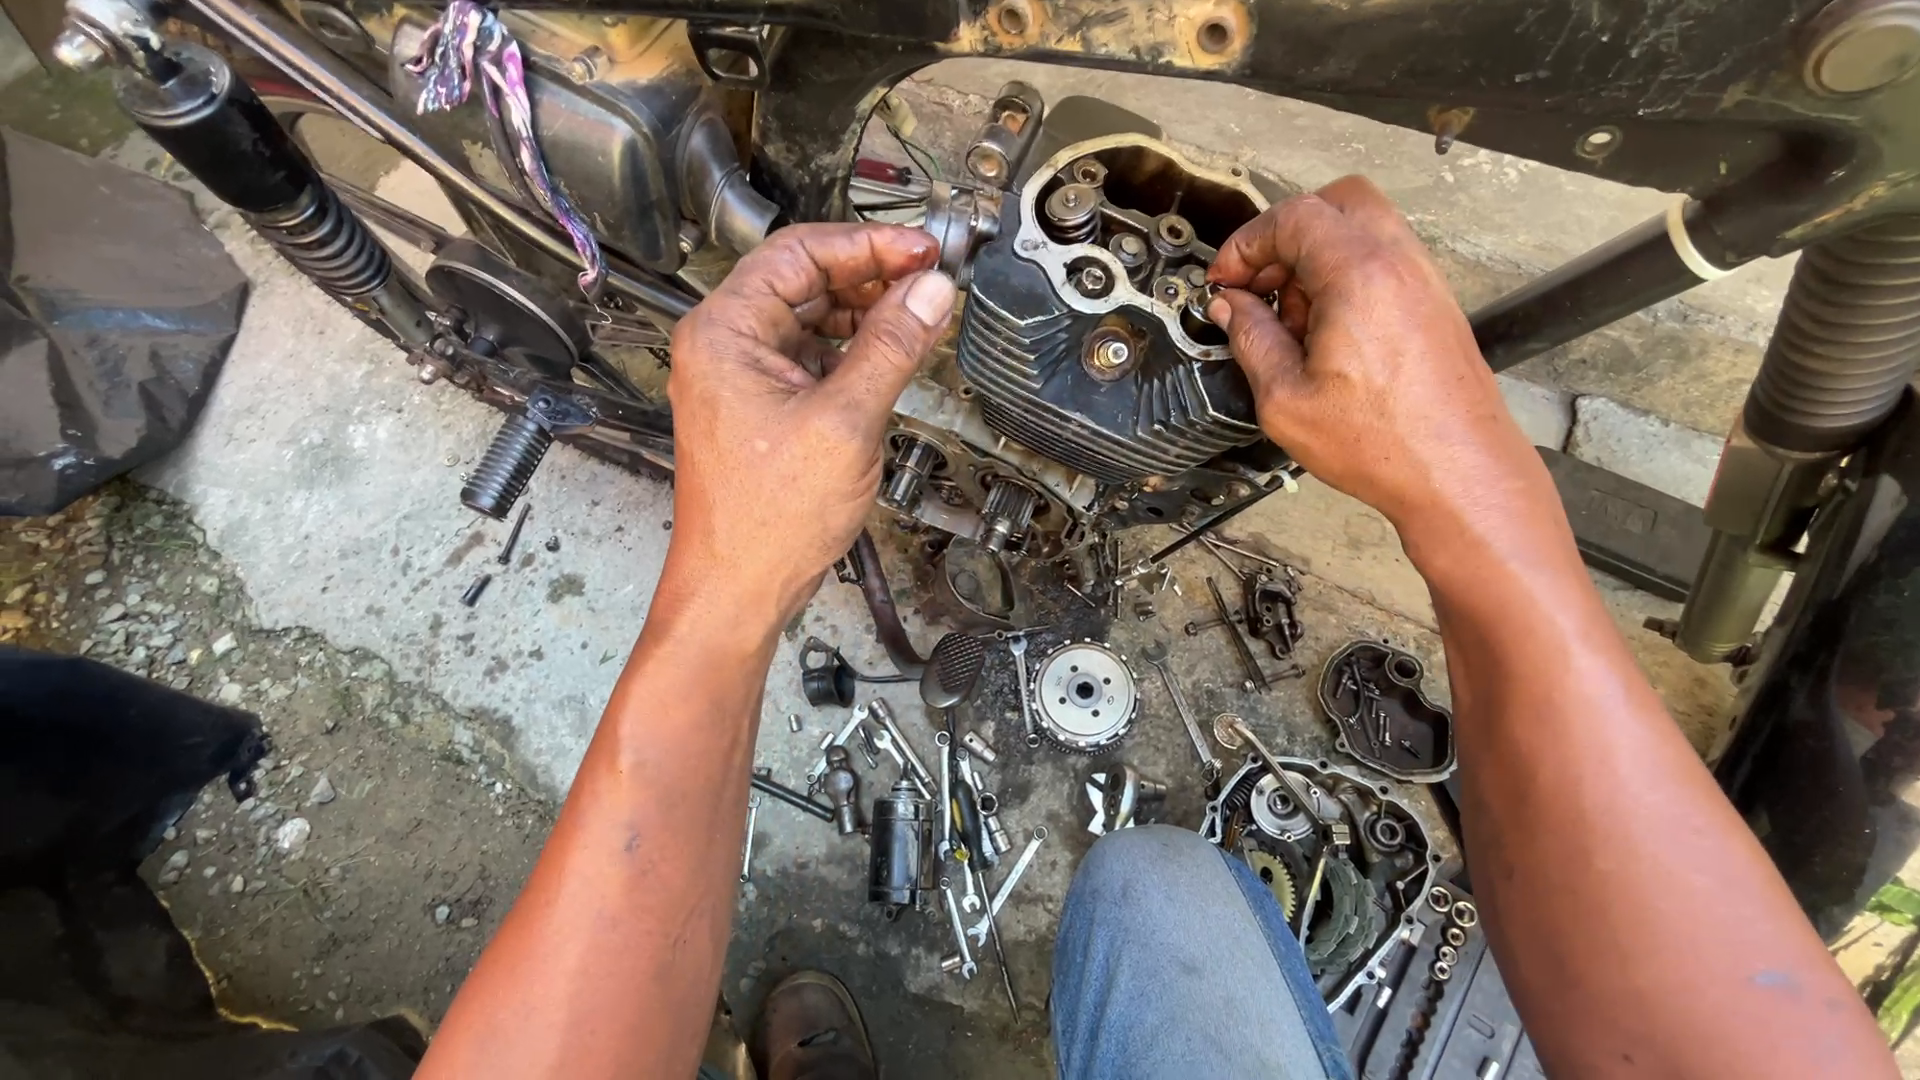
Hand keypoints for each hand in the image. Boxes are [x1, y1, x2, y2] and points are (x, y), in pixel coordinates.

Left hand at [662, 224, 955, 618]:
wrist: (740, 586)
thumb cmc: (768, 520)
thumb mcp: (846, 422)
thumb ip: (891, 348)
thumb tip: (929, 293)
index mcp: (725, 333)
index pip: (800, 253)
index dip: (868, 245)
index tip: (921, 252)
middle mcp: (725, 347)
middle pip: (805, 282)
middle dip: (870, 277)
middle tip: (927, 283)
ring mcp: (742, 379)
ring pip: (811, 320)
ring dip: (864, 315)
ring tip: (916, 319)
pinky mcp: (762, 408)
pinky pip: (811, 359)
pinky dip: (851, 352)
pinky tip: (887, 357)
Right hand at [1206, 176, 1540, 532]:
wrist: (1457, 472)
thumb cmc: (1381, 442)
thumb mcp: (1284, 398)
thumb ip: (1250, 339)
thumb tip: (1231, 308)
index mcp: (1358, 275)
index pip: (1293, 217)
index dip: (1245, 243)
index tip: (1223, 280)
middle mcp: (1398, 263)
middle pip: (1335, 202)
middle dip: (1283, 234)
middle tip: (1255, 283)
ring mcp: (1422, 280)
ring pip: (1359, 229)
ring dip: (1312, 257)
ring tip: (1287, 318)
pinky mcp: (1431, 303)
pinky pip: (1380, 261)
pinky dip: (1342, 276)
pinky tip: (1321, 332)